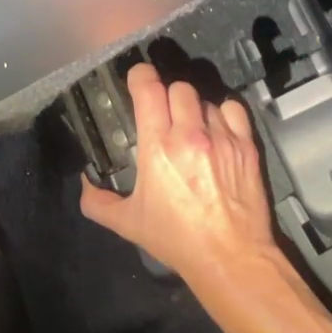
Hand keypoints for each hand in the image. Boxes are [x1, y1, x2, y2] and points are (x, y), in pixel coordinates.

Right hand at [79, 63, 277, 281]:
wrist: (230, 255)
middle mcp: (190, 134)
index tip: (138, 79)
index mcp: (158, 147)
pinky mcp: (246, 146)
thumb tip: (85, 186)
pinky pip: (233, 109)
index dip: (141, 77)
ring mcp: (222, 138)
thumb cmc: (176, 239)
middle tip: (164, 113)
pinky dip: (222, 113)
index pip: (149, 89)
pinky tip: (217, 128)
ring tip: (191, 127)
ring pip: (205, 99)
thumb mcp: (128, 223)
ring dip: (194, 108)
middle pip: (179, 88)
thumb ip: (98, 202)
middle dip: (168, 95)